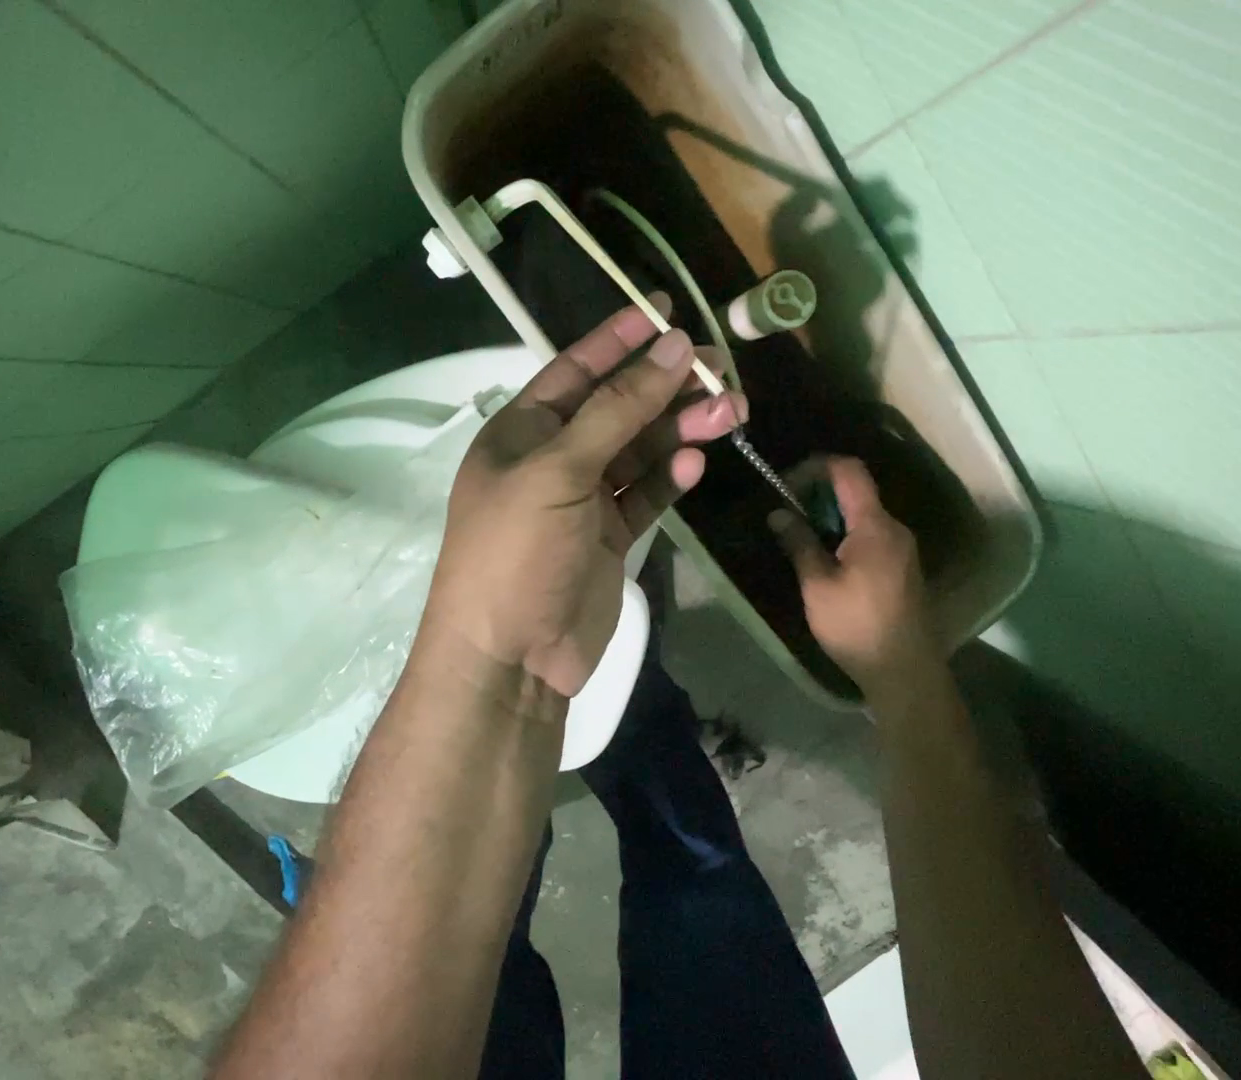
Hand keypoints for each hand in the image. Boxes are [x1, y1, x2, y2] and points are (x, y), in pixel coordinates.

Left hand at [423, 298, 744, 696]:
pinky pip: (644, 495)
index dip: (618, 340)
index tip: (664, 311)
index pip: (576, 371)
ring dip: (680, 430)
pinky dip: (670, 477)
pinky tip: (696, 463)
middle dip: (665, 388)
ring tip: (729, 412)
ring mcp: (581, 501)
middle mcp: (551, 459)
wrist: (511, 656)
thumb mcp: (560, 470)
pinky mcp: (607, 538)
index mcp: (521, 432)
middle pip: (617, 409)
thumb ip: (618, 410)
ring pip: (639, 451)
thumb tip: (672, 348)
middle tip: (721, 372)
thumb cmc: (518, 550)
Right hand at [767, 456, 938, 691]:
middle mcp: (895, 529)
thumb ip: (799, 543)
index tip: (786, 483)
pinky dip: (846, 536)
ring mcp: (903, 549)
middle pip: (857, 492)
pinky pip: (872, 537)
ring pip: (864, 516)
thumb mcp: (818, 586)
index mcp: (875, 526)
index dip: (816, 466)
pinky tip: (825, 560)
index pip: (849, 471)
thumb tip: (778, 513)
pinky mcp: (903, 569)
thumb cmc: (857, 626)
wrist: (904, 671)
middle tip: (786, 514)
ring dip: (831, 518)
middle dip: (818, 494)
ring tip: (800, 538)